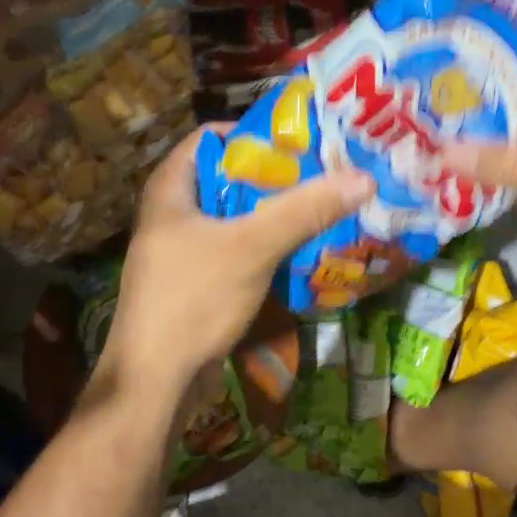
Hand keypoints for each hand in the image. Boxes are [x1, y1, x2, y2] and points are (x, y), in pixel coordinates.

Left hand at [101, 124, 373, 393]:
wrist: (154, 383)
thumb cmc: (193, 300)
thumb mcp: (252, 247)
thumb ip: (304, 210)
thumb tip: (363, 178)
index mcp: (170, 189)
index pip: (213, 138)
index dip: (256, 133)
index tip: (303, 139)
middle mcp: (173, 212)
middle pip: (230, 178)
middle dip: (276, 176)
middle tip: (326, 173)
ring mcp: (183, 250)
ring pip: (236, 218)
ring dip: (275, 213)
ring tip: (325, 206)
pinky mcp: (196, 283)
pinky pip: (237, 251)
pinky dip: (266, 246)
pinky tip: (303, 250)